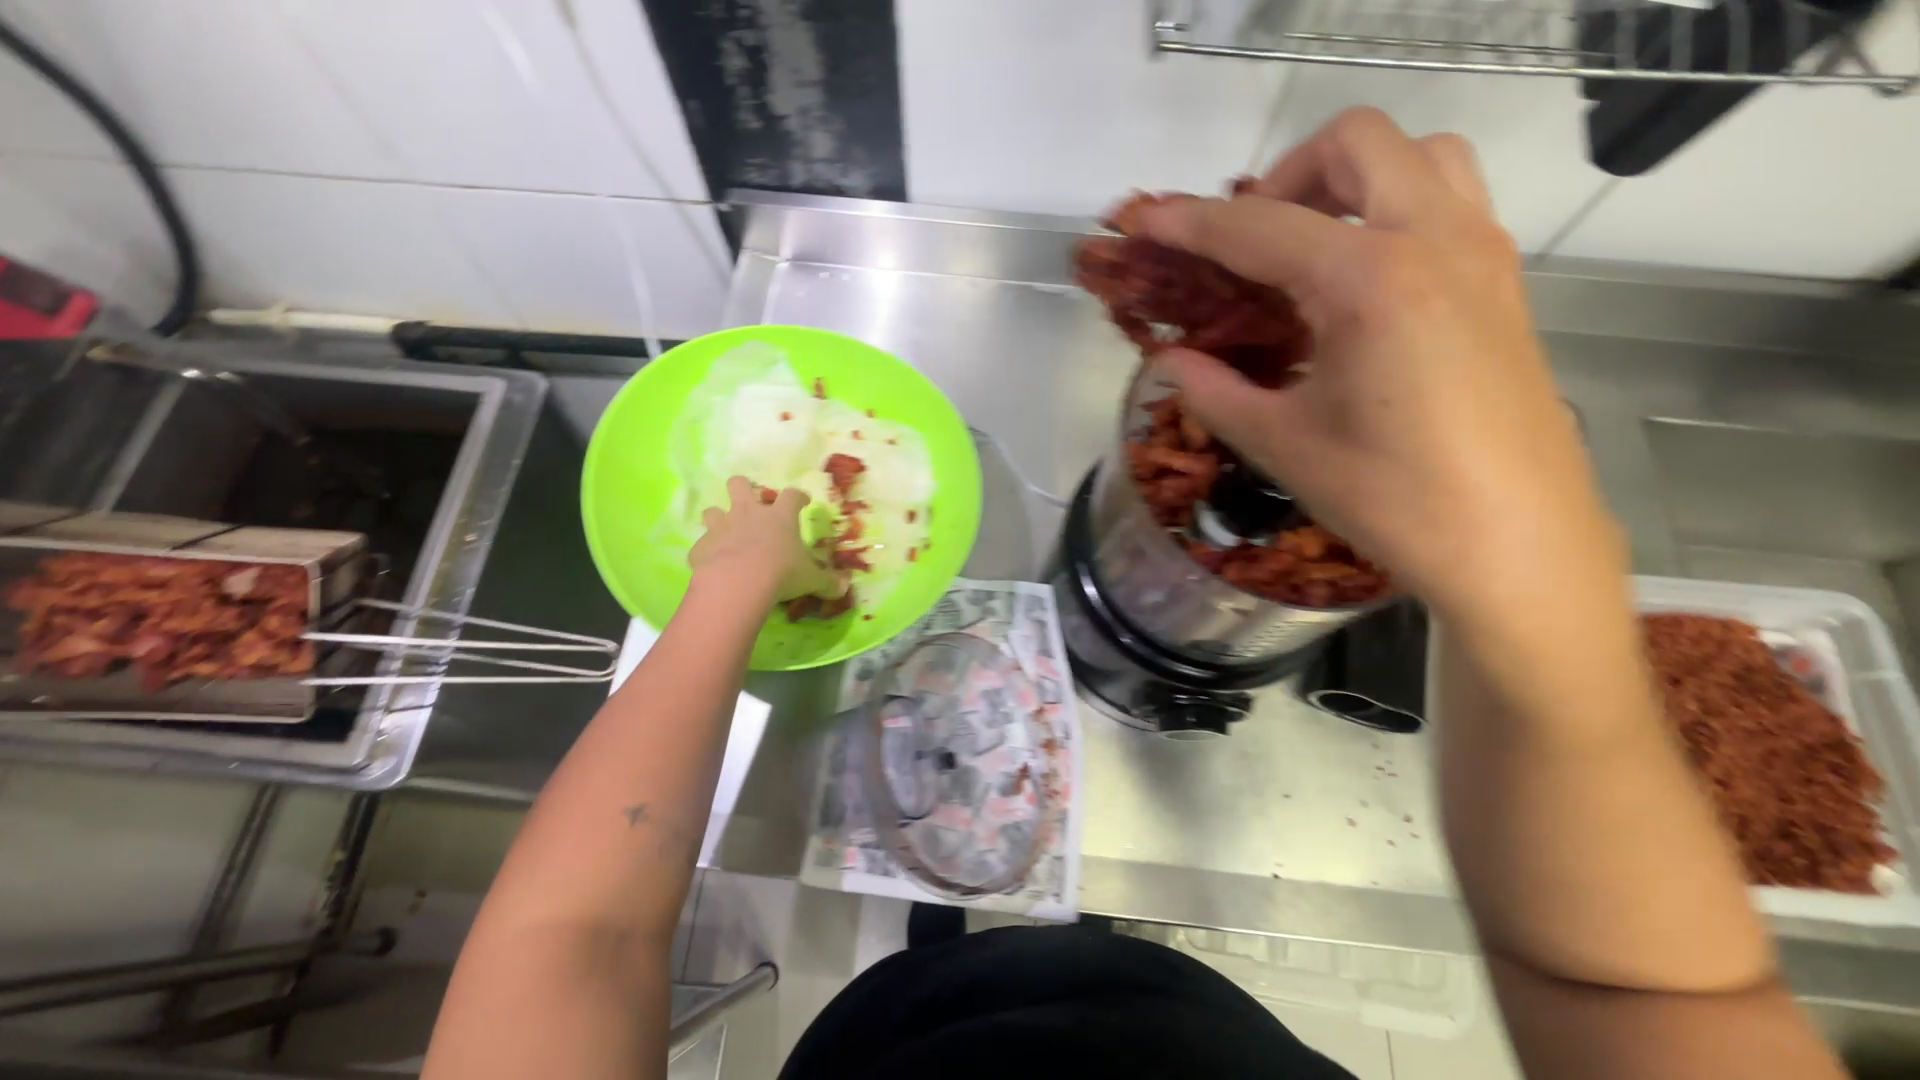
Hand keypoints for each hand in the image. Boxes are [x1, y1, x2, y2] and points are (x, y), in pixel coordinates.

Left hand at [688, 476, 848, 603]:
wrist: (739, 583)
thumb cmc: (782, 574)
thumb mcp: (811, 580)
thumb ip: (827, 582)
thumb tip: (844, 587)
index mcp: (779, 516)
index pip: (792, 496)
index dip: (798, 496)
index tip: (802, 502)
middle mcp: (748, 514)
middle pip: (739, 485)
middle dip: (742, 488)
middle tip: (748, 499)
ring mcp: (722, 527)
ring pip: (713, 510)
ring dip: (718, 518)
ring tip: (724, 531)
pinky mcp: (702, 547)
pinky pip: (701, 546)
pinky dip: (706, 552)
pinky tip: (712, 563)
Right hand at [1136, 107, 1623, 624]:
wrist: (1515, 543)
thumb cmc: (1393, 499)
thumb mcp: (1283, 444)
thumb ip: (1215, 390)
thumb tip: (1172, 360)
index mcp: (1369, 281)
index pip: (1259, 228)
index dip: (1191, 223)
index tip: (1147, 220)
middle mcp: (1433, 240)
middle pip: (1354, 143)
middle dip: (1284, 176)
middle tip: (1249, 241)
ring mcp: (1481, 254)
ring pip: (1418, 155)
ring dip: (1352, 179)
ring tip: (1310, 246)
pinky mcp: (1504, 281)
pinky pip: (1451, 200)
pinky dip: (1396, 208)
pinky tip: (1362, 283)